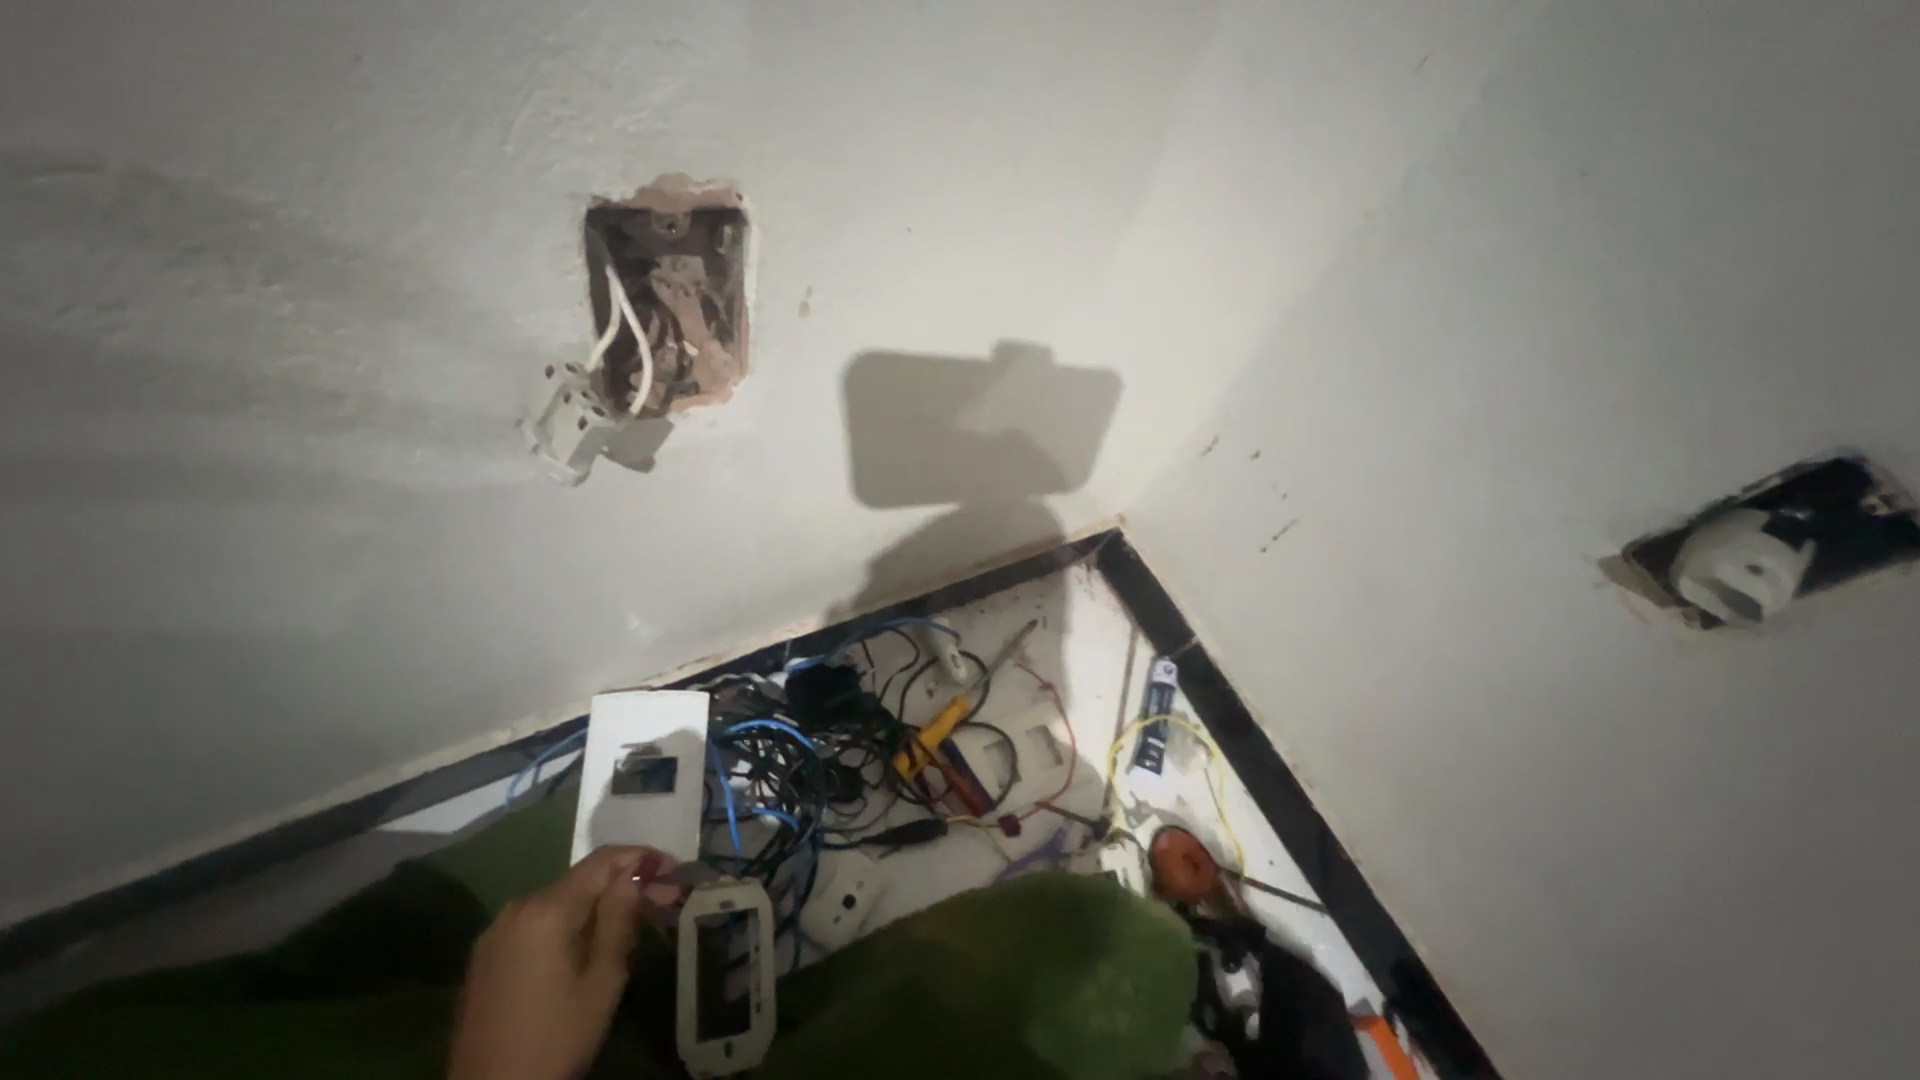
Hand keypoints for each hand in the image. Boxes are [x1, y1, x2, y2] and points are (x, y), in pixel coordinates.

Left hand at [448, 845, 683, 1079]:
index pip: (603, 861)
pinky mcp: (486, 955)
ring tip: (631, 927)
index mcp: (547, 911)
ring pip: (559, 902)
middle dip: (623, 885)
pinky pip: (537, 924)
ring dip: (596, 906)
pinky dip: (567, 925)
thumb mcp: (602, 982)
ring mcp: (496, 932)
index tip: (673, 871)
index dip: (642, 857)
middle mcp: (517, 908)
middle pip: (581, 880)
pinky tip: (587, 947)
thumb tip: (632, 875)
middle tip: (662, 904)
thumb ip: (620, 919)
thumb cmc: (555, 1040)